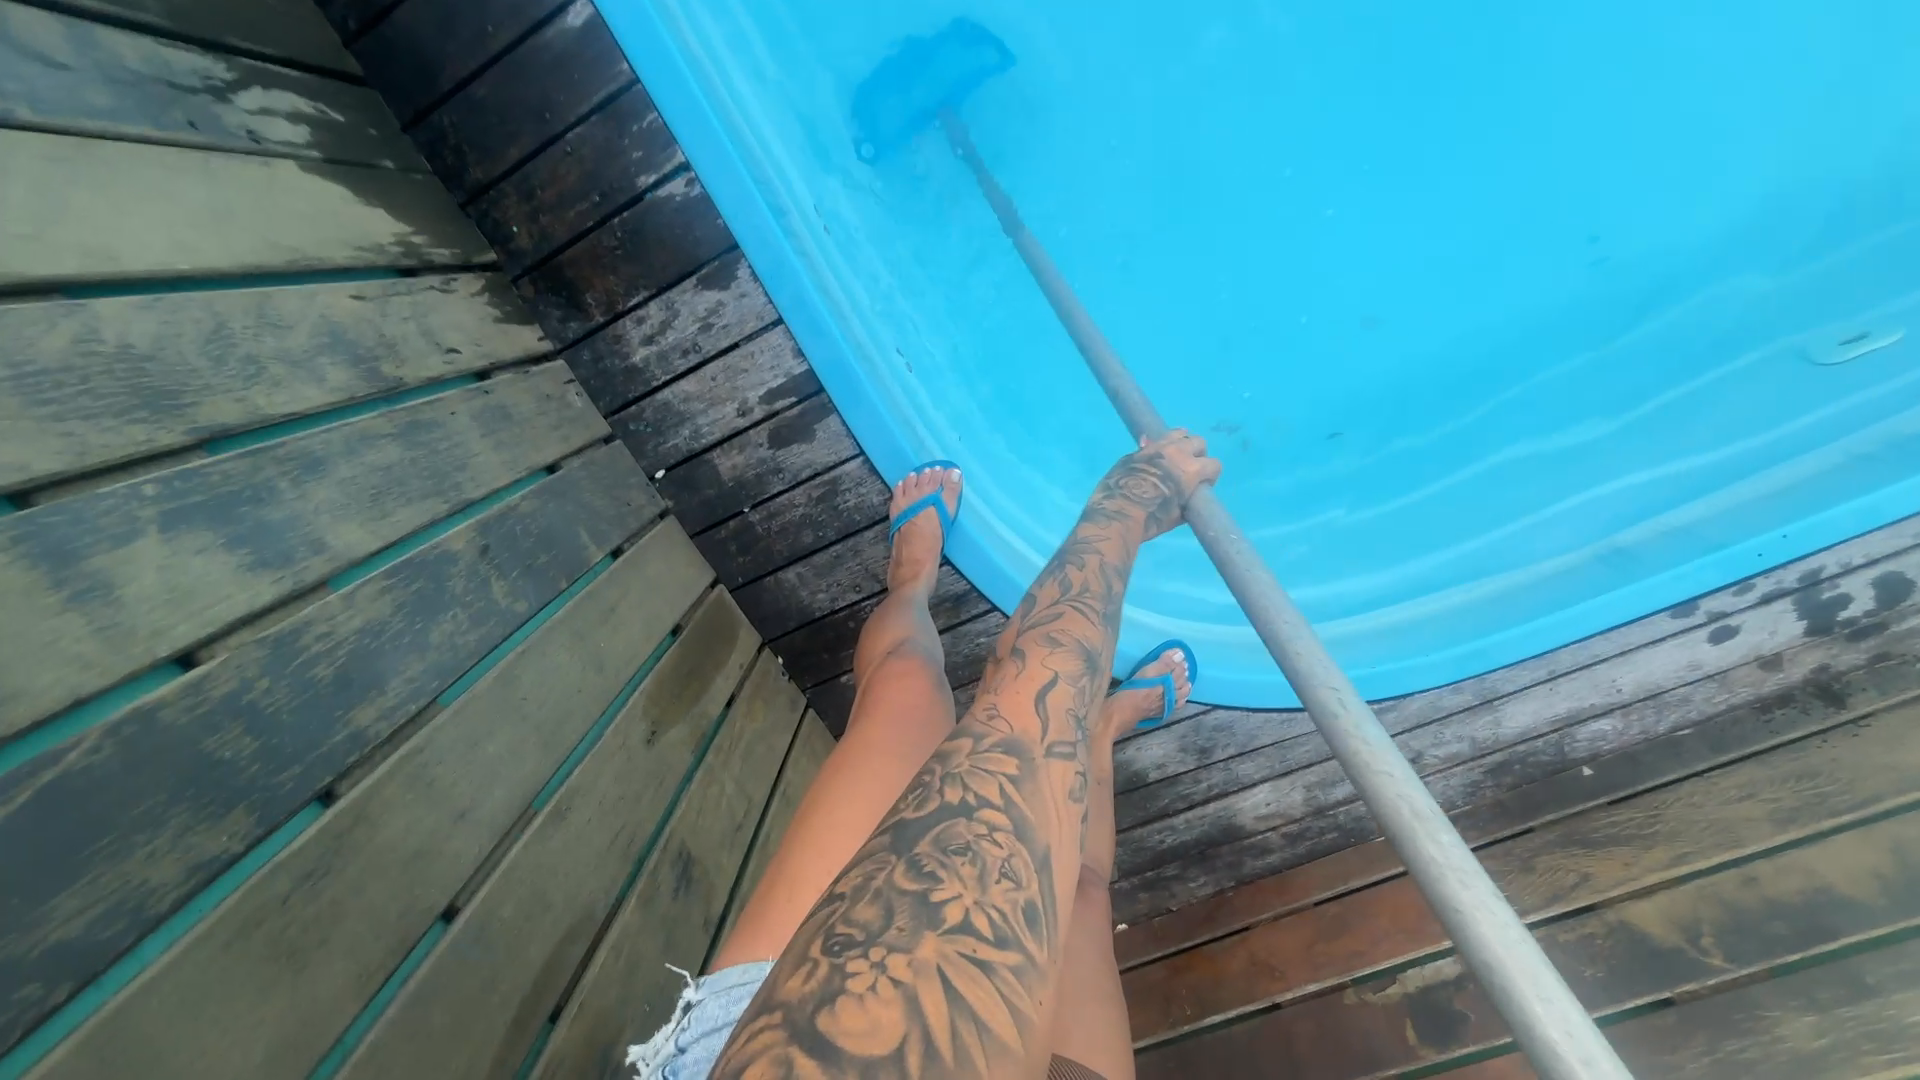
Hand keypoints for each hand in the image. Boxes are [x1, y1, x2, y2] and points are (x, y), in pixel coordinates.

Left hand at [1092, 428, 1222, 540]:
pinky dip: (1157, 449)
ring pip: (1178, 433)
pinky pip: (1153, 441)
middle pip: (1198, 442)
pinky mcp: (1137, 449)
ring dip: (1180, 443)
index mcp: (1192, 470)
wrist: (1117, 512)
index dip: (1211, 476)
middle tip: (1189, 469)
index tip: (1203, 485)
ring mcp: (1156, 447)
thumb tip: (1185, 500)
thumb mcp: (1176, 517)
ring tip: (1173, 458)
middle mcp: (1177, 452)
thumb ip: (1186, 503)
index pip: (1215, 464)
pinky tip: (1151, 461)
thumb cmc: (1150, 519)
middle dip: (1198, 454)